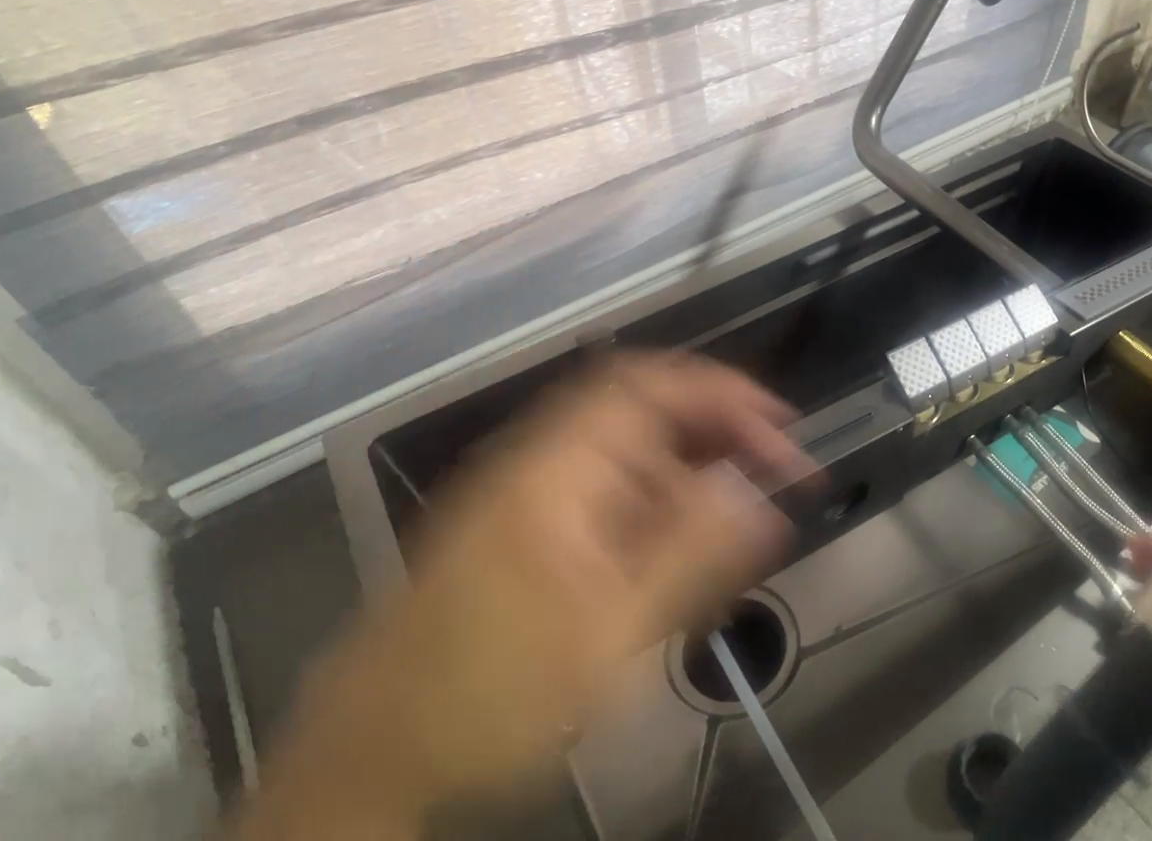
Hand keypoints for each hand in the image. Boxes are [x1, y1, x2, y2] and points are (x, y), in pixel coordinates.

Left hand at [235, 353, 811, 839]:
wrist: (368, 765)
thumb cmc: (488, 699)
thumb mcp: (607, 632)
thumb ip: (692, 552)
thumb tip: (762, 491)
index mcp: (553, 469)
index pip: (647, 386)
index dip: (721, 391)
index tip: (783, 427)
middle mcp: (538, 467)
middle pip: (641, 416)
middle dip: (718, 434)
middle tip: (779, 474)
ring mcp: (527, 504)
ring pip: (628, 462)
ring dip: (693, 476)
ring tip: (748, 518)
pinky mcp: (524, 542)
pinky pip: (608, 502)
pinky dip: (660, 512)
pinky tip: (688, 556)